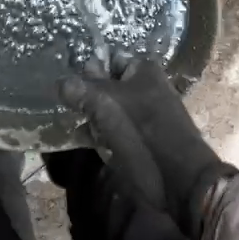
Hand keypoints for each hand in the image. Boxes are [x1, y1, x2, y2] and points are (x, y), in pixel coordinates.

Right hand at [59, 52, 231, 236]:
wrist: (179, 181)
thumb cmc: (143, 132)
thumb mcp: (105, 102)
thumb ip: (79, 89)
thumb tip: (60, 83)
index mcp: (143, 70)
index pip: (108, 58)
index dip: (88, 69)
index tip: (69, 84)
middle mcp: (145, 88)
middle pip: (105, 84)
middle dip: (85, 95)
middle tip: (68, 105)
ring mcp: (143, 116)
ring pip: (106, 109)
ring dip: (90, 116)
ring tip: (72, 123)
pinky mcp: (140, 140)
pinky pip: (112, 130)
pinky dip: (97, 134)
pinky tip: (82, 139)